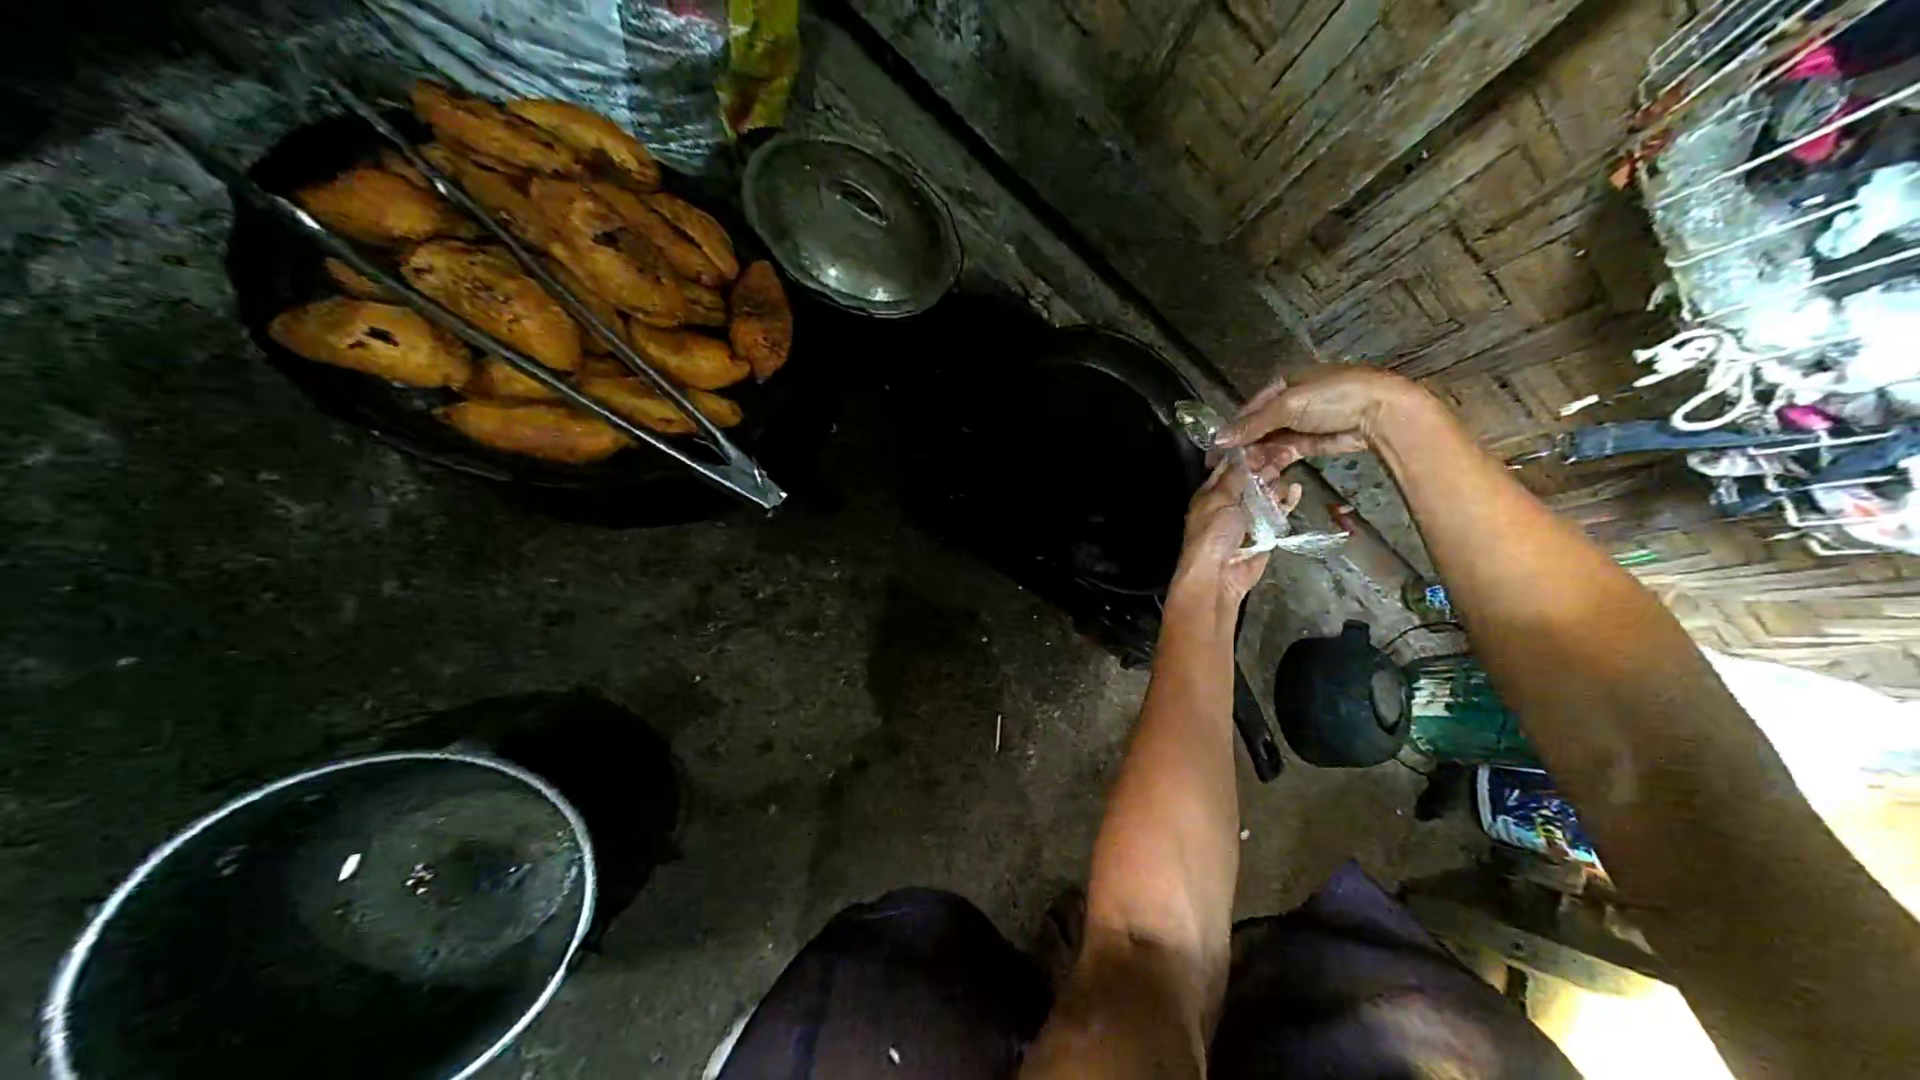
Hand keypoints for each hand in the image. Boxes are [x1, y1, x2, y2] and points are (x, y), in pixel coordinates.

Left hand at [1172, 459, 1301, 607]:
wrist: (1219, 574)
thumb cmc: (1212, 534)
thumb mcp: (1219, 500)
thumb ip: (1233, 479)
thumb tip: (1243, 457)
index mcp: (1210, 494)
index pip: (1227, 469)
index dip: (1244, 456)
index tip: (1263, 440)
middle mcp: (1228, 504)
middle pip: (1249, 481)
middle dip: (1264, 467)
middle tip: (1284, 451)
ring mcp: (1247, 518)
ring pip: (1265, 495)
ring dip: (1276, 483)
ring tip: (1290, 466)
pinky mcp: (1264, 533)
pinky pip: (1277, 514)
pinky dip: (1286, 503)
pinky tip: (1295, 491)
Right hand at [1218, 366, 1424, 471]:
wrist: (1380, 413)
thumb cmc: (1333, 398)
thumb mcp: (1287, 405)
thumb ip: (1253, 424)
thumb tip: (1219, 439)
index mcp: (1283, 383)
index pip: (1250, 407)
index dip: (1235, 427)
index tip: (1218, 448)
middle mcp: (1290, 402)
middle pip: (1259, 426)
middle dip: (1245, 444)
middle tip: (1229, 465)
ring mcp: (1301, 423)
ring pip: (1270, 441)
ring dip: (1257, 455)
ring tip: (1244, 471)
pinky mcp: (1311, 443)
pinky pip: (1284, 451)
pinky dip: (1272, 461)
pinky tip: (1260, 472)